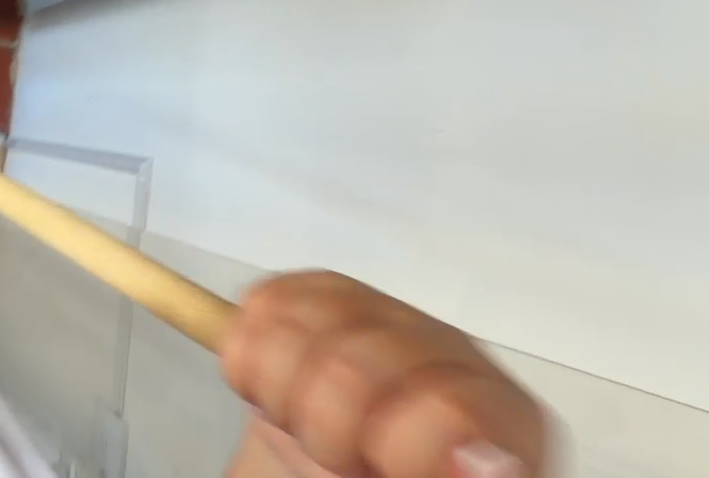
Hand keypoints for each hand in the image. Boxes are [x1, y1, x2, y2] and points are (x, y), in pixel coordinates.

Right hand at [221, 272, 548, 477]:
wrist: (353, 452)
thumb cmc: (392, 477)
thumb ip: (457, 476)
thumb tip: (476, 463)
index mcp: (498, 409)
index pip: (446, 406)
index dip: (394, 448)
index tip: (371, 471)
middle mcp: (441, 343)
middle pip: (348, 365)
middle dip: (317, 424)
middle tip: (326, 453)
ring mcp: (373, 305)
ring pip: (290, 327)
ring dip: (274, 388)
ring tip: (294, 418)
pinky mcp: (311, 285)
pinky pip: (260, 302)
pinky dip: (246, 351)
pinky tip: (264, 379)